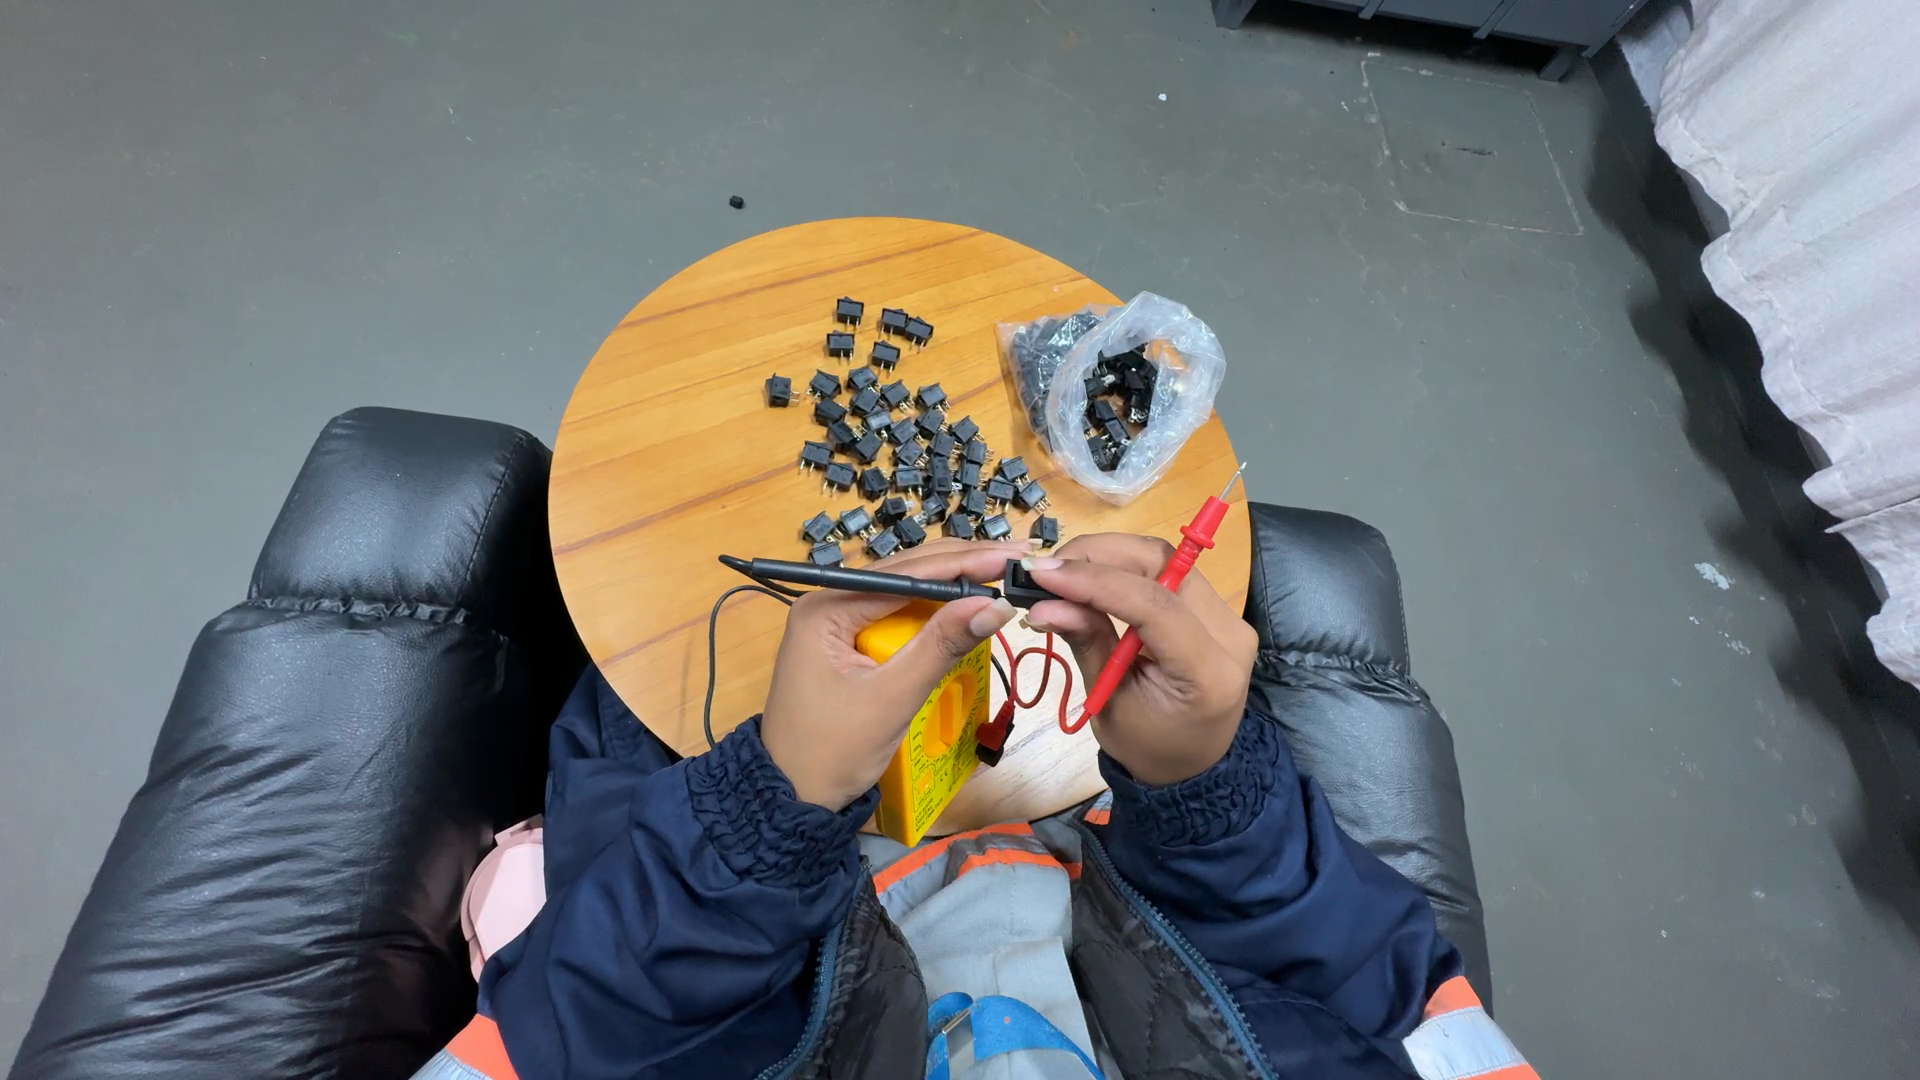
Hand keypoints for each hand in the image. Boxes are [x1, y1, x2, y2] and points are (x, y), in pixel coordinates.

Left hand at [761, 539, 1026, 809]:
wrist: (792, 799)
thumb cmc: (833, 751)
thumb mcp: (892, 698)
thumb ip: (942, 646)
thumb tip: (996, 605)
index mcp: (826, 607)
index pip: (905, 573)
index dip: (961, 563)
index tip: (1009, 557)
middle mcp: (829, 601)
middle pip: (905, 574)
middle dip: (960, 565)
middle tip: (1015, 558)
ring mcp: (838, 621)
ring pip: (904, 592)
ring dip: (951, 584)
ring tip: (999, 570)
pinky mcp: (850, 641)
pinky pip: (898, 615)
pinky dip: (934, 611)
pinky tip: (965, 601)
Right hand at [1021, 533, 1257, 785]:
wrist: (1191, 763)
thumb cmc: (1147, 745)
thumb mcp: (1110, 703)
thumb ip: (1085, 643)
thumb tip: (1042, 604)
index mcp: (1207, 673)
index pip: (1153, 605)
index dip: (1094, 582)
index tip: (1040, 575)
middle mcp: (1229, 633)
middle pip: (1160, 563)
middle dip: (1096, 555)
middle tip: (1046, 570)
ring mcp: (1227, 615)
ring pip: (1161, 556)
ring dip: (1106, 555)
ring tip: (1061, 572)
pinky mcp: (1215, 607)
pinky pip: (1164, 569)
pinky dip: (1120, 565)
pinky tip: (1088, 577)